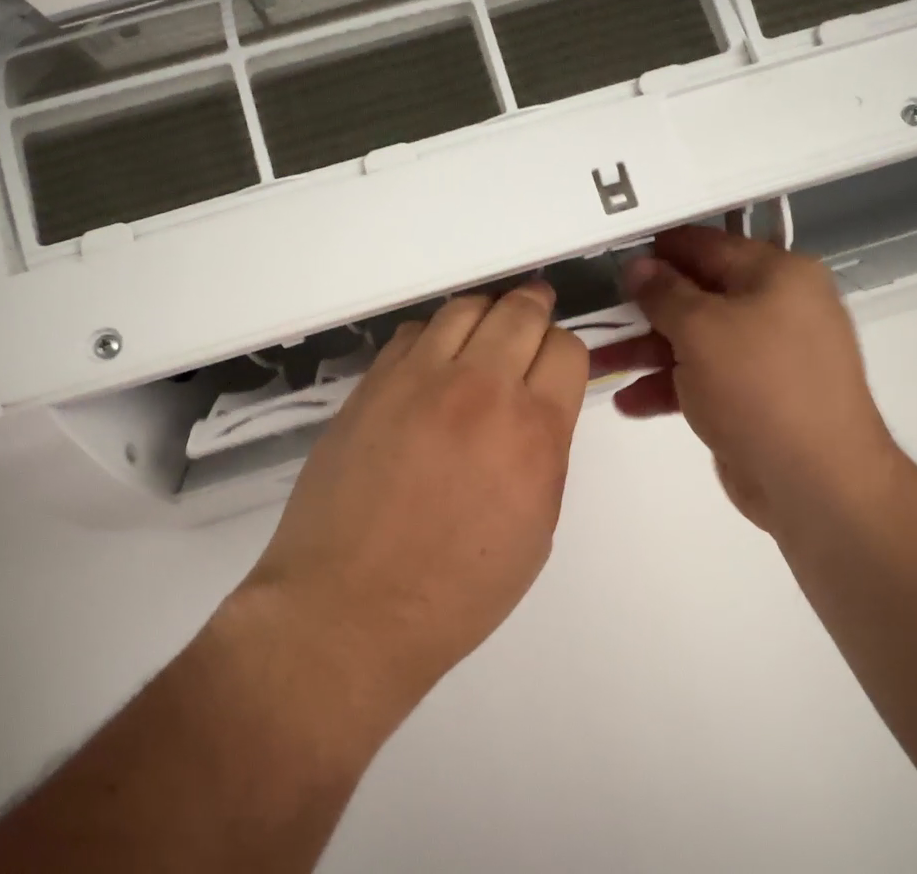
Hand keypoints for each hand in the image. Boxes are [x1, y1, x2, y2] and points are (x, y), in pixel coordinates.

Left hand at [237, 283, 590, 701]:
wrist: (350, 609)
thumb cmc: (455, 593)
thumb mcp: (534, 530)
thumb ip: (543, 456)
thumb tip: (535, 414)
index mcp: (533, 431)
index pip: (566, 350)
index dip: (566, 352)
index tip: (556, 364)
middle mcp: (479, 389)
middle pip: (519, 312)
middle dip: (534, 309)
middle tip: (534, 310)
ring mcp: (417, 381)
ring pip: (463, 309)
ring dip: (485, 313)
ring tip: (486, 329)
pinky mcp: (370, 387)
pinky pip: (411, 334)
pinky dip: (433, 336)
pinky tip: (433, 361)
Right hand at [591, 227, 903, 536]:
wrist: (814, 479)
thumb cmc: (759, 387)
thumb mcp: (702, 330)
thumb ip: (663, 293)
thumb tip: (639, 267)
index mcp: (778, 275)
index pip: (708, 245)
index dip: (659, 250)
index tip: (613, 258)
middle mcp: (777, 308)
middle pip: (698, 297)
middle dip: (644, 311)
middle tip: (597, 318)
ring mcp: (768, 356)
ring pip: (696, 342)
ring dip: (646, 353)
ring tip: (597, 366)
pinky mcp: (756, 399)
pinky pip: (705, 380)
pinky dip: (669, 387)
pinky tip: (629, 402)